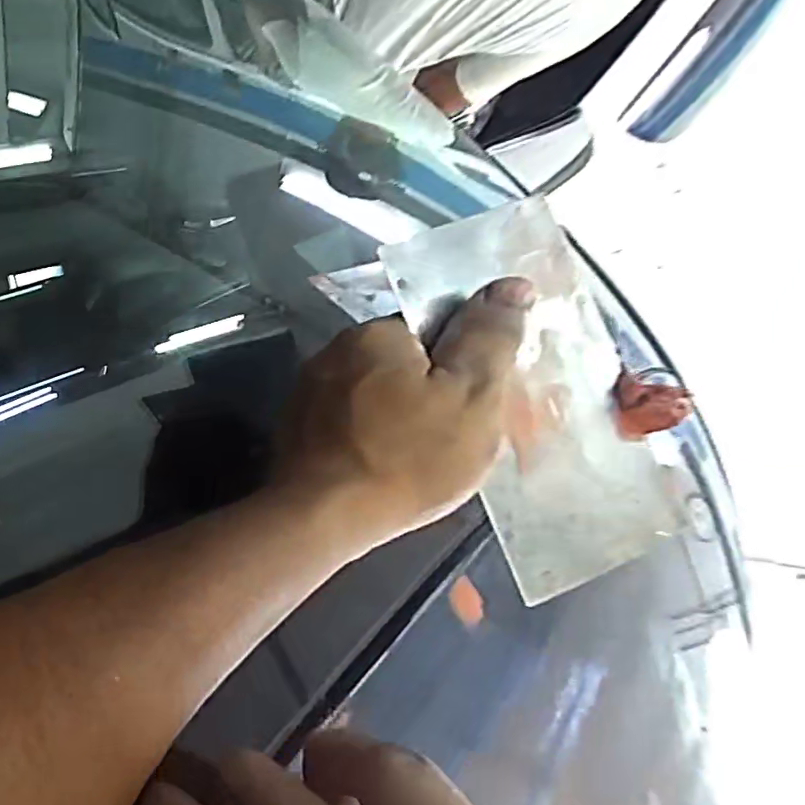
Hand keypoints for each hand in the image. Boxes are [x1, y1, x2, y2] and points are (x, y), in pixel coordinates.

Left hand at [276, 278, 532, 544]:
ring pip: (375, 397)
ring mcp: (306, 395)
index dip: (467, 361)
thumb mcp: (472, 393)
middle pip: (402, 364)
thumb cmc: (405, 457)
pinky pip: (349, 424)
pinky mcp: (296, 431)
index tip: (484, 397)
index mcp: (371, 335)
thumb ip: (489, 337)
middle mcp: (329, 356)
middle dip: (435, 392)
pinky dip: (373, 439)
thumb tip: (508, 288)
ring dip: (404, 418)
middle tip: (462, 434)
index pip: (435, 328)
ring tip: (428, 458)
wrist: (322, 516)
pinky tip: (389, 467)